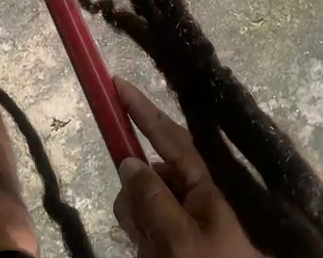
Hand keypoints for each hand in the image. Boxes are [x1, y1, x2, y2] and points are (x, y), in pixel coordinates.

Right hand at [112, 77, 259, 257]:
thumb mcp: (178, 240)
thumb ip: (150, 197)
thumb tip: (128, 161)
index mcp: (207, 186)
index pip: (168, 136)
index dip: (141, 109)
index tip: (115, 82)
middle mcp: (199, 198)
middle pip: (150, 176)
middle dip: (138, 199)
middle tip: (146, 235)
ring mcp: (190, 224)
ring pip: (145, 207)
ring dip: (143, 231)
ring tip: (156, 257)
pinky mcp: (182, 246)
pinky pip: (152, 233)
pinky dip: (149, 246)